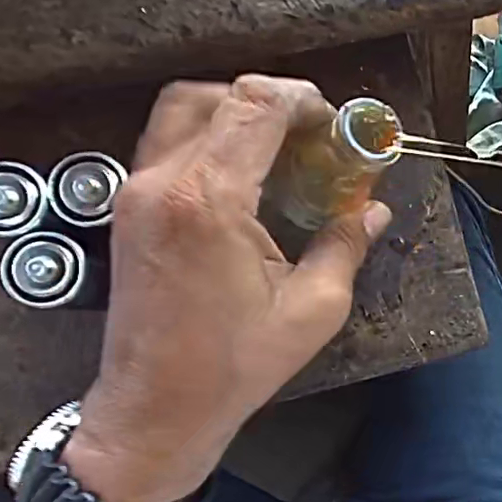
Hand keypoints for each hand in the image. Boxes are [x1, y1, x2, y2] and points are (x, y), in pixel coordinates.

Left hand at [62, 76, 390, 501]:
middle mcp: (162, 181)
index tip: (334, 121)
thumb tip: (374, 210)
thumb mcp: (315, 307)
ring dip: (234, 112)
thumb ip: (346, 245)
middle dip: (269, 99)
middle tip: (313, 130)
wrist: (157, 406)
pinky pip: (167, 143)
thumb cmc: (239, 362)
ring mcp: (134, 192)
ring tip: (282, 145)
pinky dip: (209, 137)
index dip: (301, 100)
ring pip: (180, 111)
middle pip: (211, 95)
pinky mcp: (127, 210)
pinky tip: (247, 173)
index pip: (253, 107)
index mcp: (210, 200)